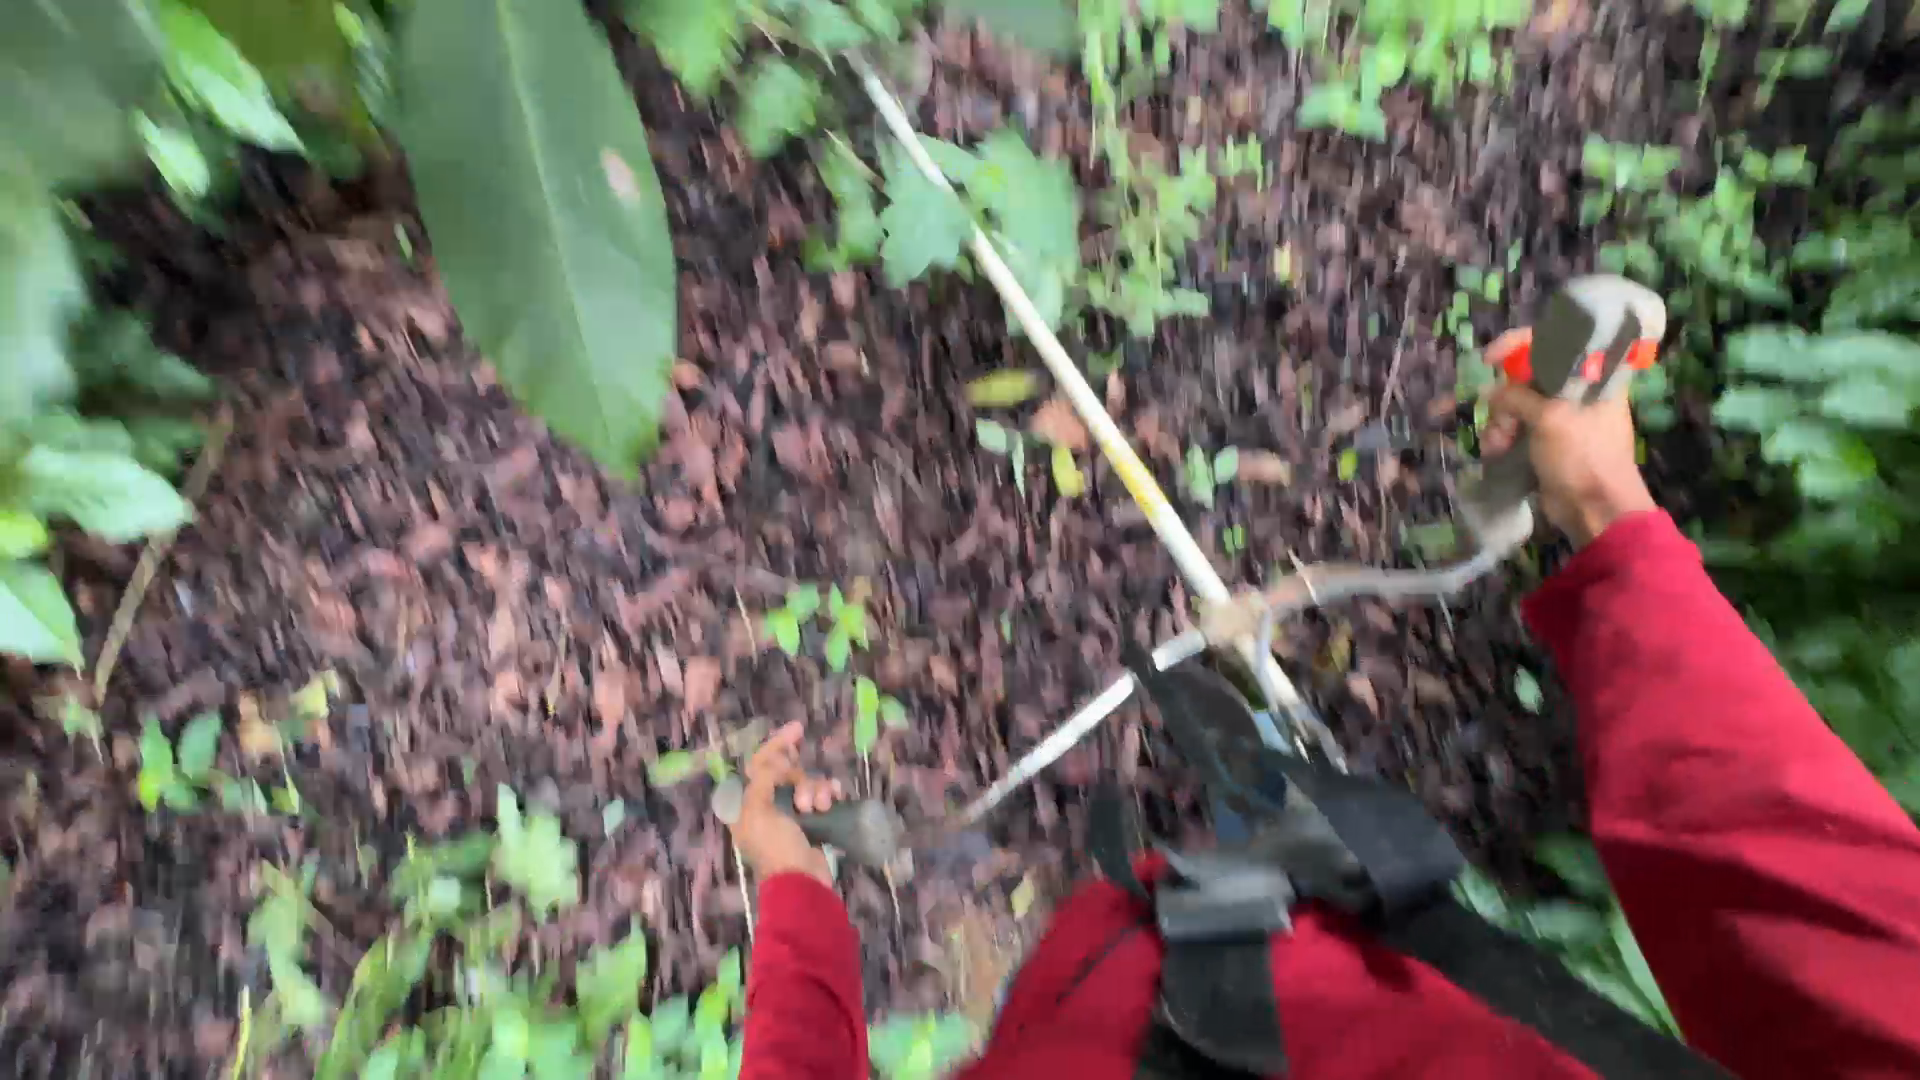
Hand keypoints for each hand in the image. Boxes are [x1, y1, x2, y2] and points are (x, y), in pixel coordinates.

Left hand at [726, 721, 843, 885]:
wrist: (801, 883)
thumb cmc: (775, 848)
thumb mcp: (758, 812)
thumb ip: (763, 779)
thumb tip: (779, 762)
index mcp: (747, 802)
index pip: (760, 762)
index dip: (777, 744)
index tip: (798, 729)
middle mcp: (767, 804)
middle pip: (787, 771)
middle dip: (801, 777)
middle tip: (806, 799)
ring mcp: (791, 814)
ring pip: (808, 782)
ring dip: (817, 789)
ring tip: (821, 807)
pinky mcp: (813, 821)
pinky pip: (824, 794)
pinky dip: (831, 793)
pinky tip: (835, 800)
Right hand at [1480, 330, 1655, 547]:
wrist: (1594, 506)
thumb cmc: (1583, 457)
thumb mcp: (1551, 419)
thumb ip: (1518, 398)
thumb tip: (1492, 393)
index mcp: (1593, 377)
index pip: (1555, 343)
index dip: (1520, 344)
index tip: (1490, 359)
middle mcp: (1578, 392)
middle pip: (1526, 378)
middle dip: (1504, 400)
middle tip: (1501, 423)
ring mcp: (1561, 416)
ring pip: (1515, 405)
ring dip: (1499, 424)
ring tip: (1497, 446)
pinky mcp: (1546, 439)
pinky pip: (1515, 426)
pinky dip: (1501, 437)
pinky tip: (1496, 452)